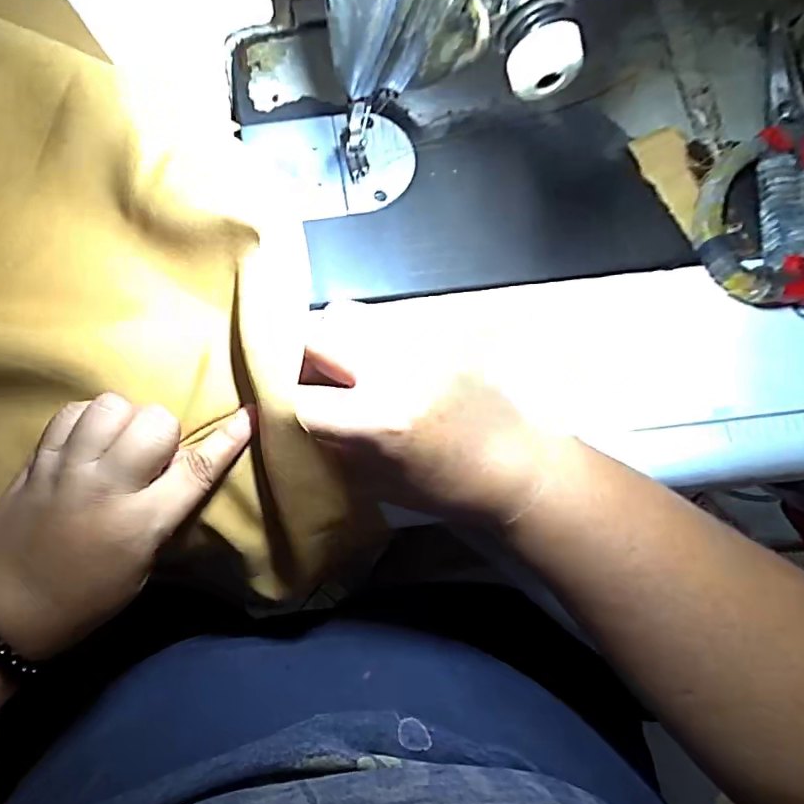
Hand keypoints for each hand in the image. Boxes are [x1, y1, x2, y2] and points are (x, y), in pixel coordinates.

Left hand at [0, 394, 252, 659]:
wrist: (3, 606)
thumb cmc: (84, 600)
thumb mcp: (141, 569)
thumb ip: (162, 516)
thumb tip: (176, 474)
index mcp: (139, 523)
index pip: (195, 470)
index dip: (228, 440)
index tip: (248, 416)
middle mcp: (106, 486)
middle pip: (156, 422)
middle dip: (165, 434)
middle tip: (153, 459)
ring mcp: (67, 467)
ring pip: (112, 404)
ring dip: (126, 419)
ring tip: (119, 444)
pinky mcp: (38, 458)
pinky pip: (73, 412)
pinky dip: (89, 419)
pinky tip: (89, 441)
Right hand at [293, 302, 570, 526]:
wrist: (515, 466)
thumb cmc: (444, 488)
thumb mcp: (374, 481)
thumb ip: (330, 442)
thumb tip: (294, 412)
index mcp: (379, 418)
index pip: (299, 397)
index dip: (288, 407)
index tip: (290, 414)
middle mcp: (393, 369)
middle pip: (314, 335)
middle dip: (301, 359)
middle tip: (309, 382)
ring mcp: (416, 343)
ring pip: (344, 314)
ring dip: (330, 340)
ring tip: (342, 369)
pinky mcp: (434, 332)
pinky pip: (378, 320)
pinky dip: (363, 338)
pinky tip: (375, 365)